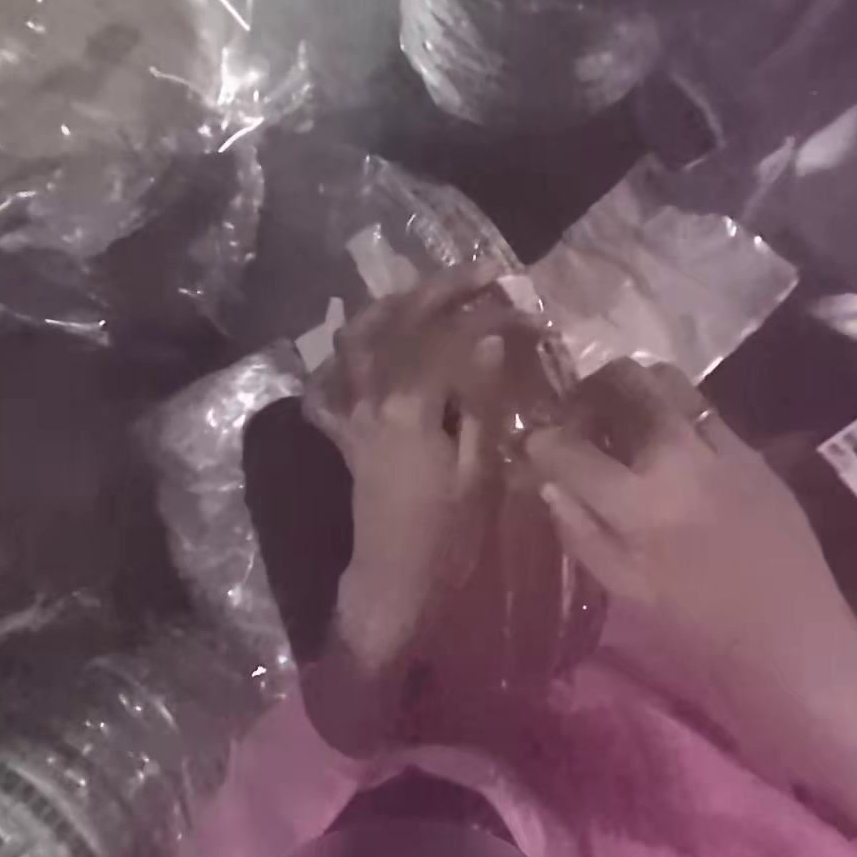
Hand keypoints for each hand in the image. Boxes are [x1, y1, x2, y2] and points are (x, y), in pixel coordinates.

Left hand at [303, 262, 524, 659]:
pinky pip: (328, 382)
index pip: (451, 340)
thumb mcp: (478, 470)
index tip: (529, 313)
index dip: (492, 318)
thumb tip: (488, 343)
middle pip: (400, 322)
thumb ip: (478, 401)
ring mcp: (350, 412)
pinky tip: (361, 345)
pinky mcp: (343, 431)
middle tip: (482, 274)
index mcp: (410, 409)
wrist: (394, 582)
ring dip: (391, 305)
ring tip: (427, 291)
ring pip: (356, 339)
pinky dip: (340, 357)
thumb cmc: (447, 535)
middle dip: (442, 289)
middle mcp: (371, 398)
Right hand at [526, 360, 854, 662]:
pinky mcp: (751, 448)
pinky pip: (702, 407)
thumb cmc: (697, 619)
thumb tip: (551, 481)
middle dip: (587, 390)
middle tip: (580, 413)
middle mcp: (678, 457)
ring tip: (623, 416)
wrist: (793, 632)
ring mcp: (721, 445)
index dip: (541, 442)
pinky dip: (672, 411)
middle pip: (622, 382)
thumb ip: (578, 527)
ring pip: (665, 379)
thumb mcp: (622, 584)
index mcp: (639, 503)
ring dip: (632, 389)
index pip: (569, 450)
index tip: (536, 443)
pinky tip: (671, 441)